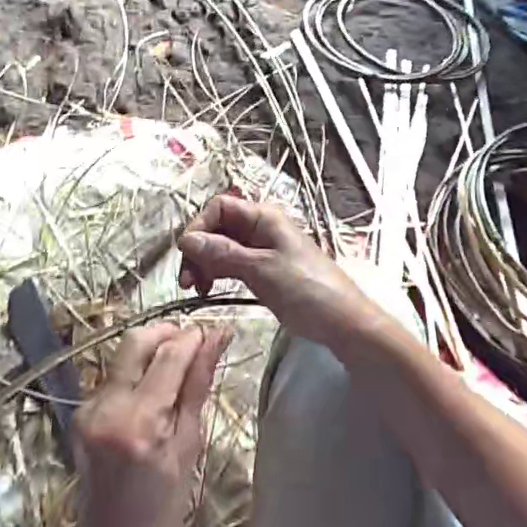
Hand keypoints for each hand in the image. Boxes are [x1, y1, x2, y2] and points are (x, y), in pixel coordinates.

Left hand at [74, 322, 229, 526]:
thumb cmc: (164, 509)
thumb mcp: (190, 443)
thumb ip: (199, 383)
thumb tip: (219, 335)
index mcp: (138, 419)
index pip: (170, 353)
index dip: (195, 336)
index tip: (215, 332)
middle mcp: (106, 407)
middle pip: (136, 341)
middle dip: (168, 333)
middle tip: (194, 344)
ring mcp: (87, 411)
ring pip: (123, 356)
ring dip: (153, 351)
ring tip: (179, 369)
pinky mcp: (80, 416)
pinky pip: (113, 377)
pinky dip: (138, 373)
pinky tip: (156, 392)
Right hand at [177, 196, 386, 348]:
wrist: (340, 319)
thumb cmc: (305, 288)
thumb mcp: (261, 269)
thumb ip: (223, 253)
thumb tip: (186, 239)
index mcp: (264, 217)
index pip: (220, 207)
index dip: (199, 226)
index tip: (186, 255)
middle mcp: (261, 227)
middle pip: (218, 227)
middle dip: (199, 248)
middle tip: (187, 281)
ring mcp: (262, 249)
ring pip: (222, 246)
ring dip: (205, 263)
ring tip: (196, 289)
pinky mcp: (263, 270)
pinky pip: (232, 263)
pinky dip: (218, 273)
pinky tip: (209, 290)